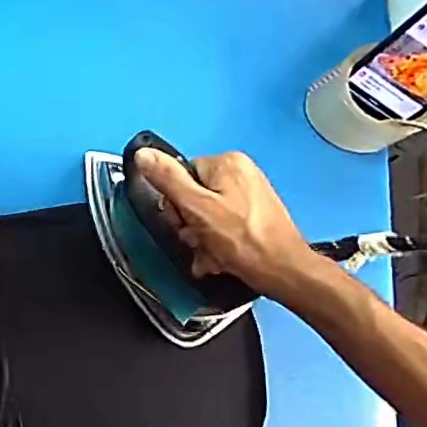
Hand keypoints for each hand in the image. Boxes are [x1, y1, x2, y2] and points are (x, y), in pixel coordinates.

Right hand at [132, 148, 323, 302]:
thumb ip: (168, 179)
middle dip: (190, 225)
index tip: (186, 222)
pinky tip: (221, 257)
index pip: (180, 176)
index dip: (176, 204)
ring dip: (202, 239)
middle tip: (201, 239)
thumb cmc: (245, 240)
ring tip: (213, 253)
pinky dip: (217, 243)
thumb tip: (143, 154)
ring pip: (205, 215)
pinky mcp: (254, 215)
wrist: (283, 271)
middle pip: (192, 196)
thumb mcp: (196, 207)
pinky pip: (222, 225)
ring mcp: (249, 195)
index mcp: (227, 163)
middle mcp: (240, 173)